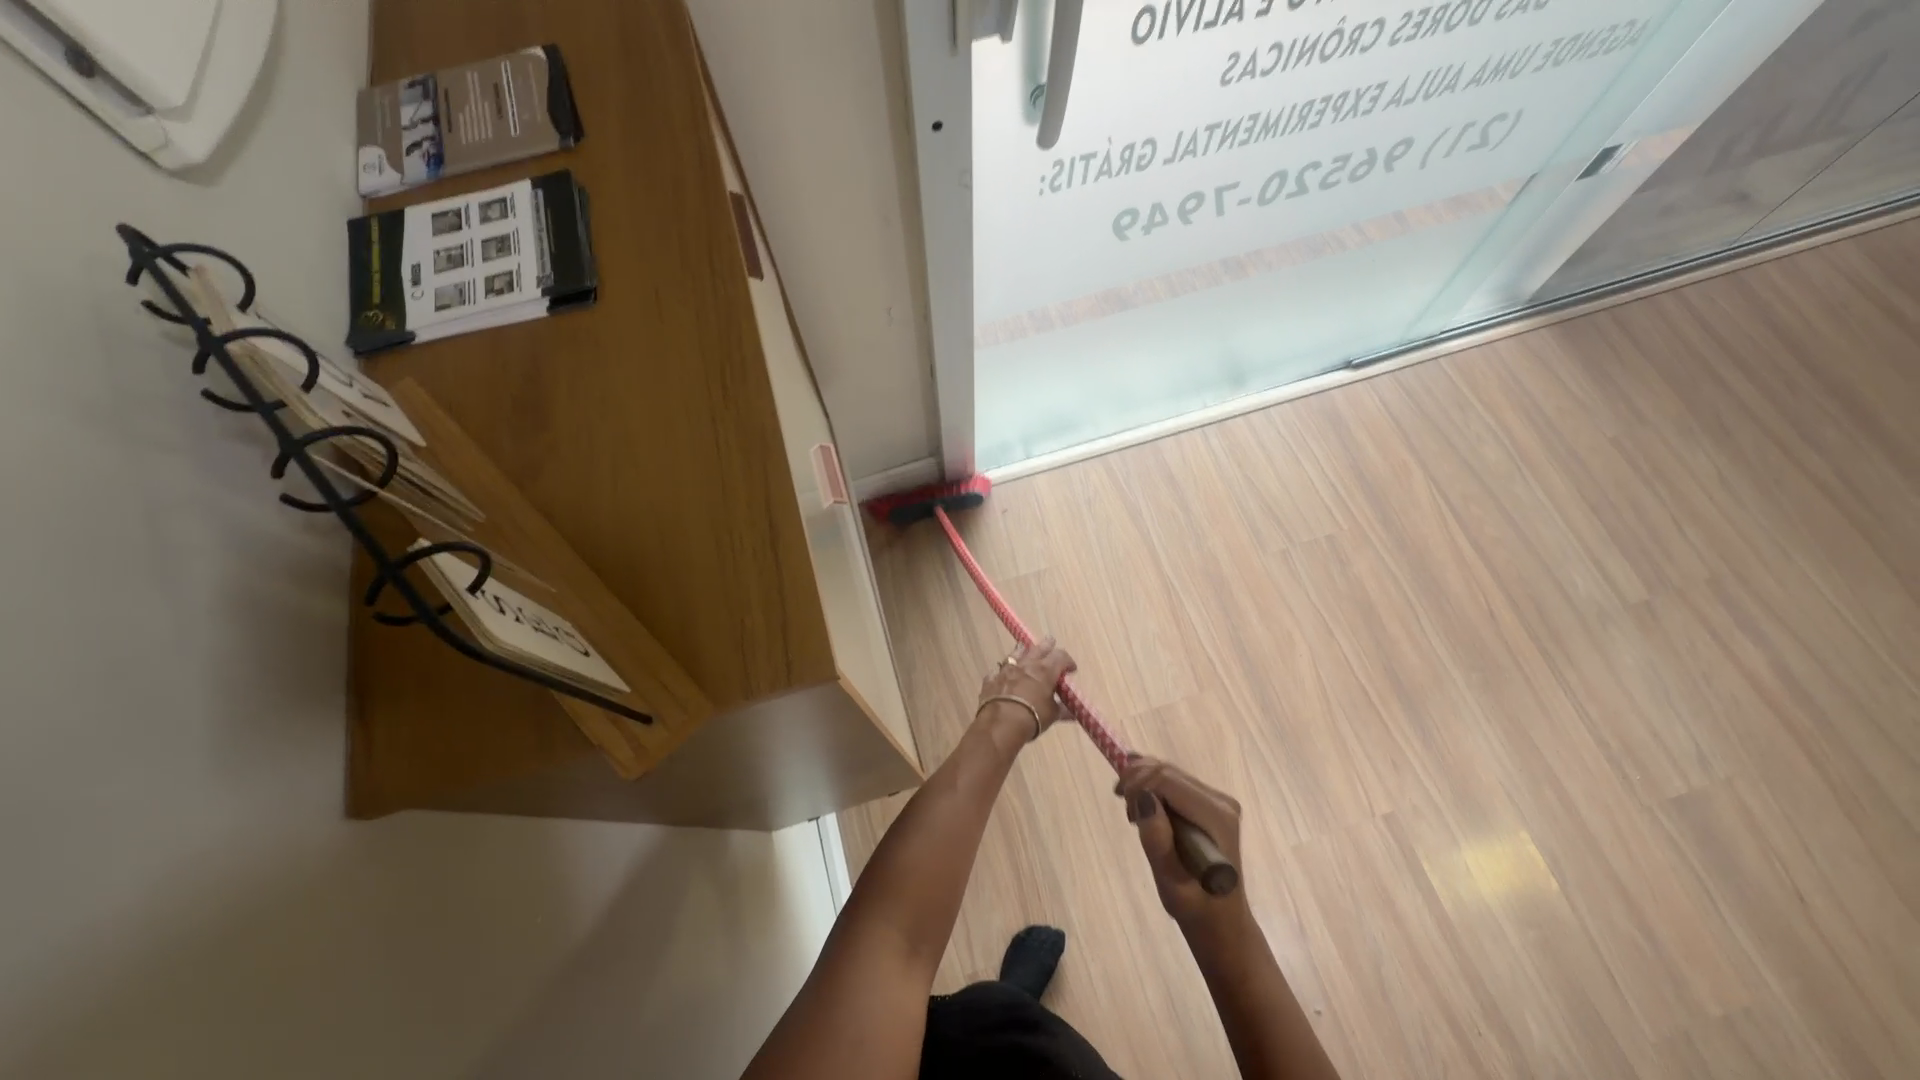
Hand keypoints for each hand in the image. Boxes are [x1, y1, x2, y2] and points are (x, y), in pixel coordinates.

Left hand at [975, 637, 1074, 741]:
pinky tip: (1002, 674)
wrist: (1001, 724)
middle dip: (1047, 645)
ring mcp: (1006, 670)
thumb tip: (1072, 712)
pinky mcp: (991, 679)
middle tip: (1051, 641)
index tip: (1071, 669)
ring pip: (1015, 654)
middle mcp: (1026, 665)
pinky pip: (997, 670)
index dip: (1068, 661)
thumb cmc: (1032, 717)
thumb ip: (1062, 710)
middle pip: (1038, 649)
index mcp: (1045, 671)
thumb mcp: (1052, 715)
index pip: (1061, 657)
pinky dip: (1002, 671)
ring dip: (1022, 651)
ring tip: (1024, 649)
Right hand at [1117, 756, 1246, 927]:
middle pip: (1169, 772)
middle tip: (1125, 810)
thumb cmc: (1194, 906)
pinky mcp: (1211, 805)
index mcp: (1216, 818)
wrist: (1219, 920)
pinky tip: (1145, 807)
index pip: (1168, 779)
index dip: (1139, 782)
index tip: (1119, 801)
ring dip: (1144, 785)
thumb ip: (1158, 841)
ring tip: (1134, 816)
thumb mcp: (1170, 882)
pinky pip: (1175, 784)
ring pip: (1170, 774)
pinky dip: (1154, 789)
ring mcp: (1219, 802)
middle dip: (1139, 781)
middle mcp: (1221, 802)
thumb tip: (1144, 799)